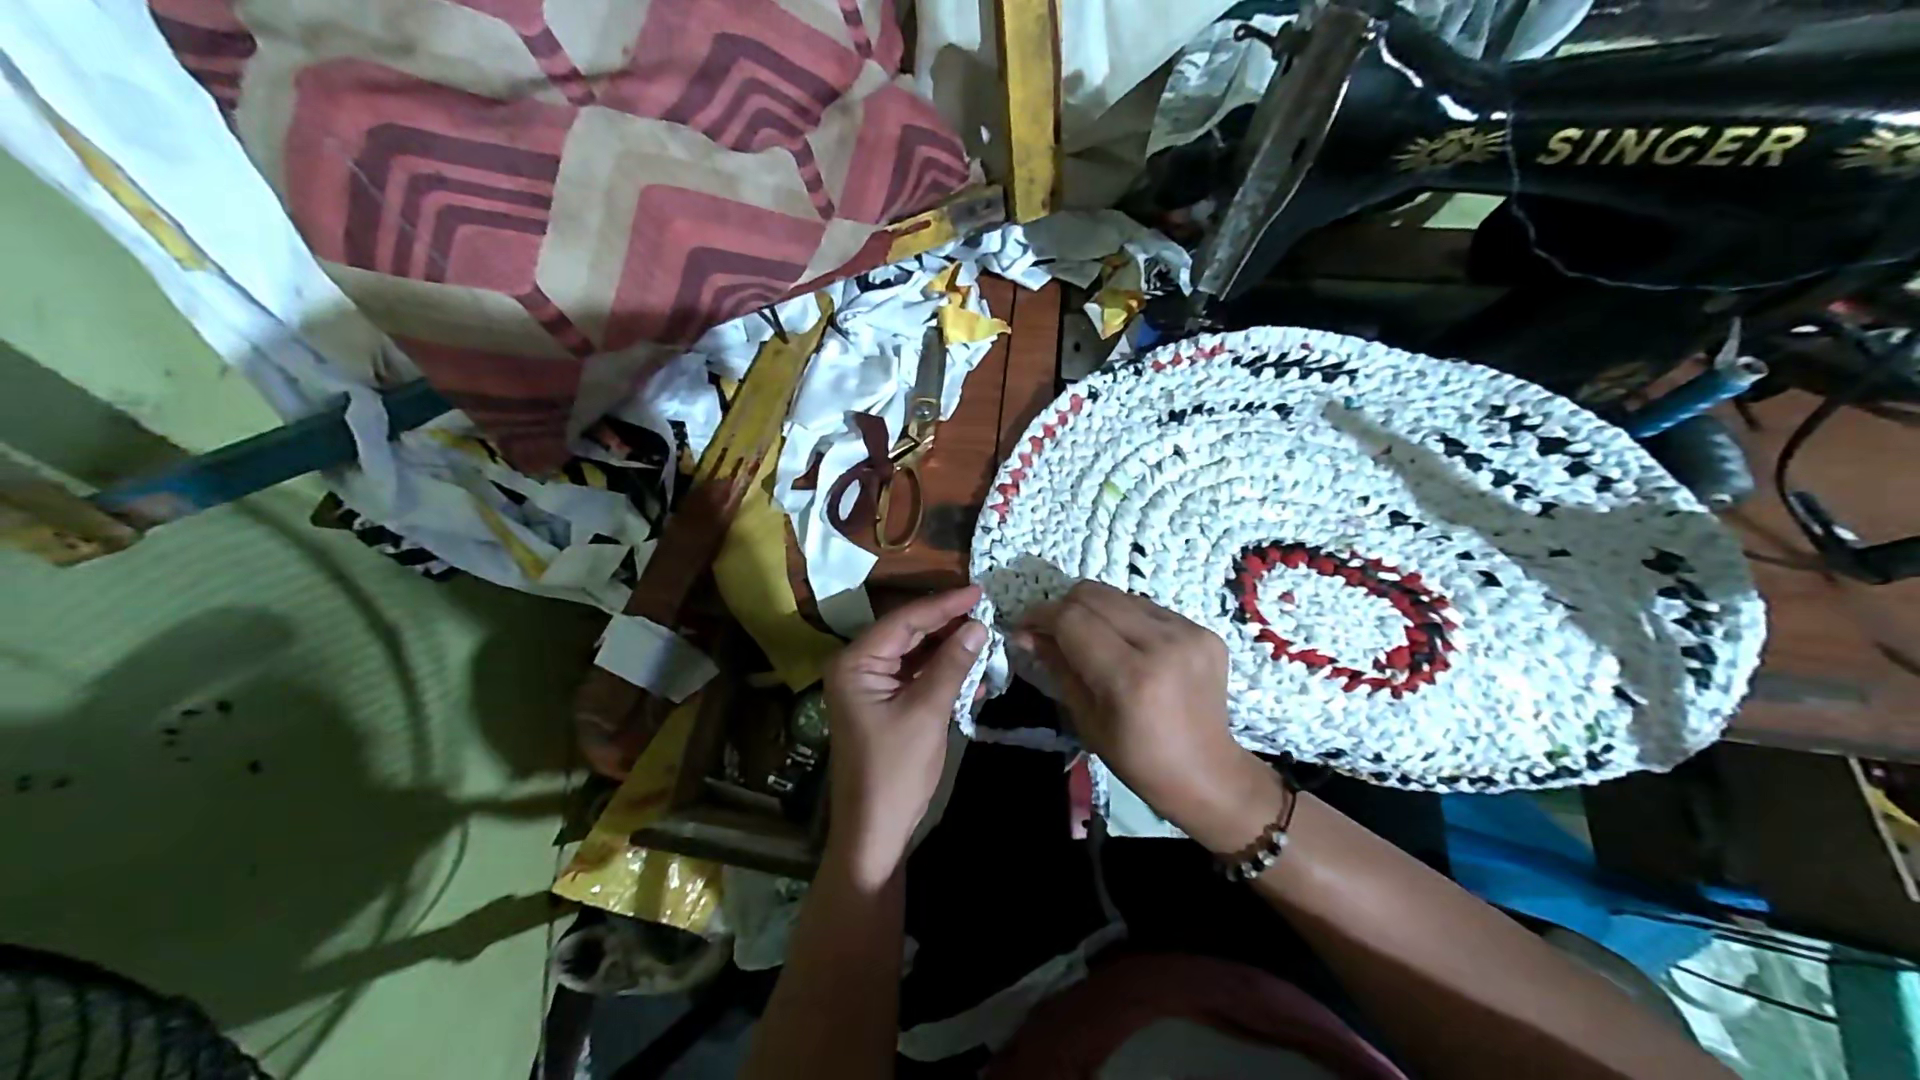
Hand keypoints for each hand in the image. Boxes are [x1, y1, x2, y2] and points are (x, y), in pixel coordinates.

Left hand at [823, 585, 986, 886]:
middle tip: (986, 612)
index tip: (978, 591)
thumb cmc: (895, 770)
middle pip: (909, 634)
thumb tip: (978, 627)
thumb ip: (952, 665)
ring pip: (916, 656)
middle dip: (948, 626)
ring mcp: (870, 687)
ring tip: (987, 641)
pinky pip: (916, 679)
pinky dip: (943, 677)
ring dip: (950, 652)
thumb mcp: (927, 712)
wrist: (874, 830)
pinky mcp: (884, 705)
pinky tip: (975, 679)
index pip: (905, 621)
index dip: (944, 605)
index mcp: (856, 662)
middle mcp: (858, 667)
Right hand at [1017, 581, 1283, 853]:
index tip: (1025, 626)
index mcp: (1130, 676)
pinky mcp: (1204, 631)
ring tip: (1091, 638)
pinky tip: (1129, 646)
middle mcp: (1162, 644)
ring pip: (1121, 595)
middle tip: (1053, 630)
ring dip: (1096, 610)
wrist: (1207, 771)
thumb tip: (1027, 632)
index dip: (1041, 616)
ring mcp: (1189, 633)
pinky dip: (1127, 619)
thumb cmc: (1137, 758)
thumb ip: (1057, 666)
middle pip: (1095, 595)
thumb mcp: (1086, 718)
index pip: (1072, 619)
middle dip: (1064, 606)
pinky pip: (1149, 608)